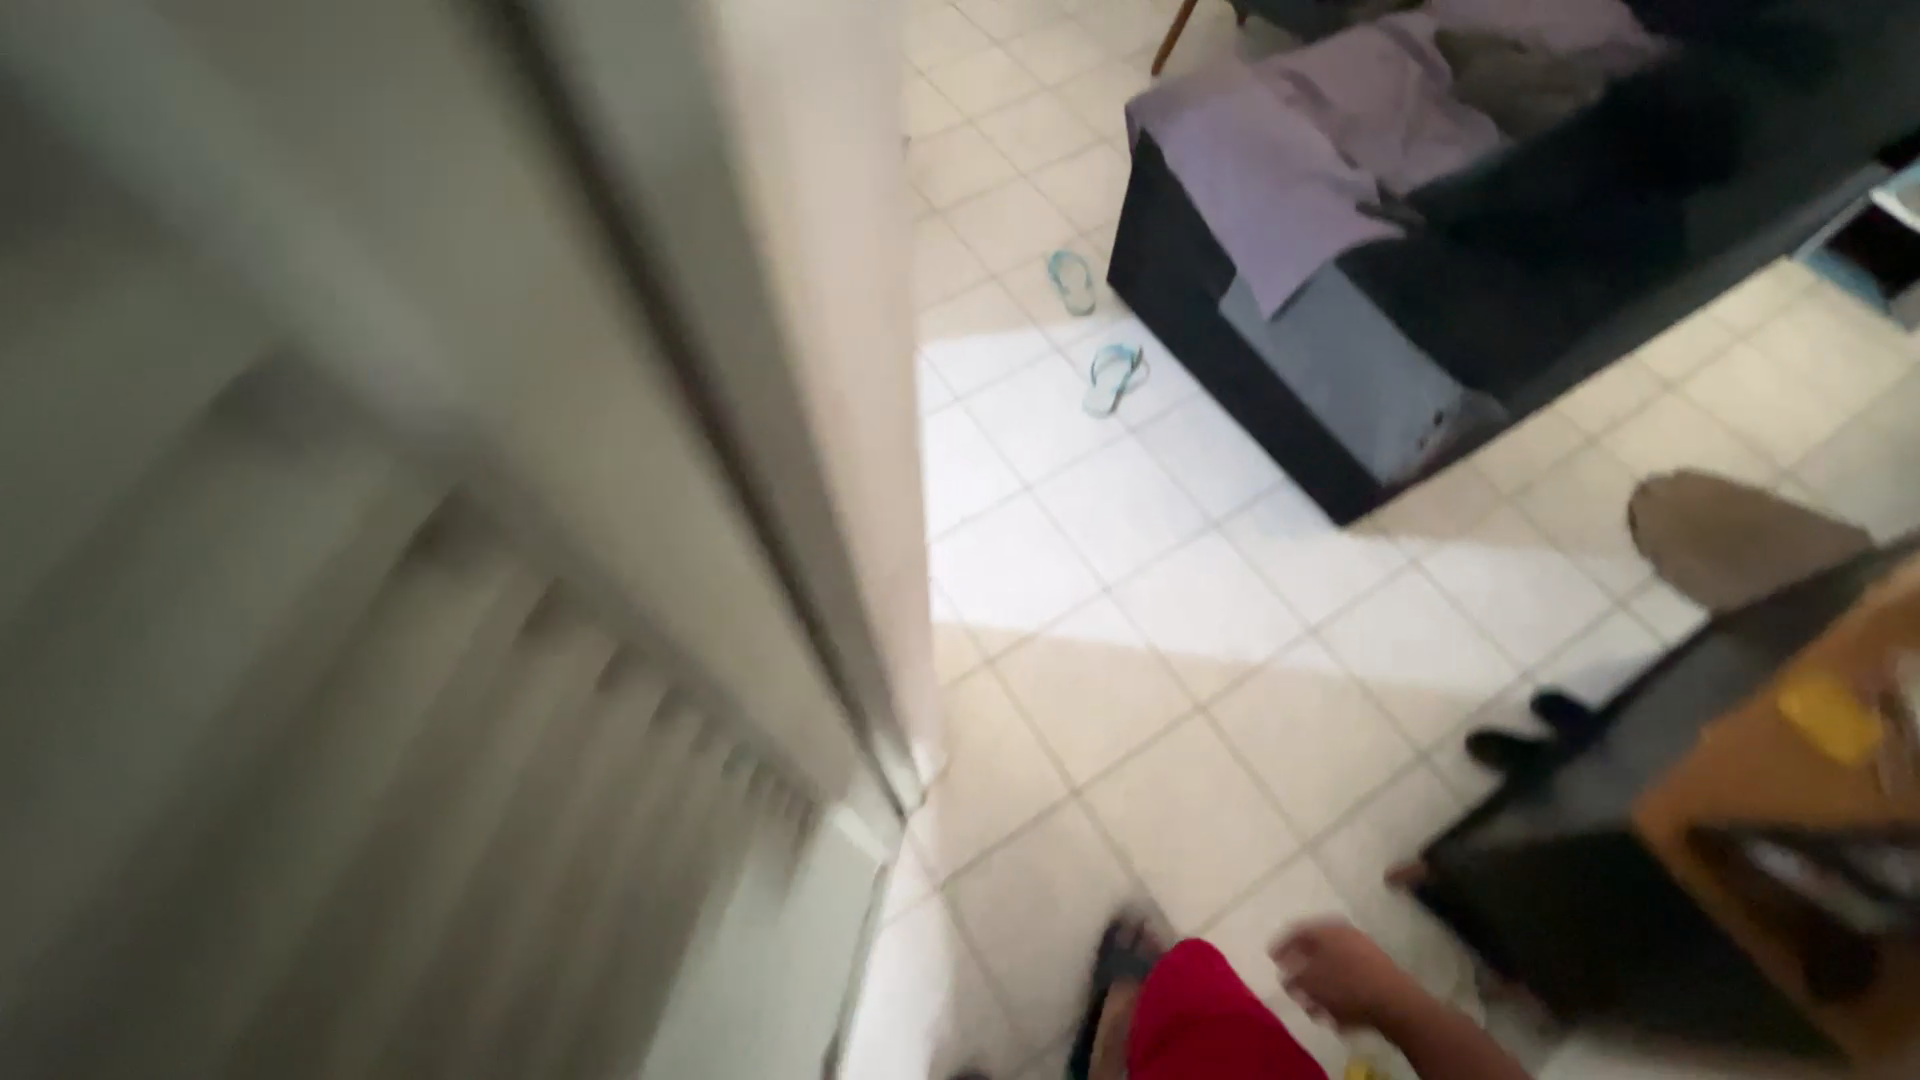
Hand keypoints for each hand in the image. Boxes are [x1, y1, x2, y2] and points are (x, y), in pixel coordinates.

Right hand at [1269, 919, 1431, 1032]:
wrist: (1399, 1005)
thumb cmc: (1347, 987)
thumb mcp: (1311, 982)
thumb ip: (1293, 976)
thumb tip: (1284, 974)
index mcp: (1326, 928)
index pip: (1295, 931)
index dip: (1281, 945)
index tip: (1271, 959)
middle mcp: (1345, 934)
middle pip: (1316, 951)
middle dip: (1303, 972)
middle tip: (1293, 988)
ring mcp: (1364, 953)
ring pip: (1334, 969)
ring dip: (1321, 989)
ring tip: (1314, 1009)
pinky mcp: (1379, 974)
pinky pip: (1351, 982)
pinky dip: (1340, 995)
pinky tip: (1337, 1015)